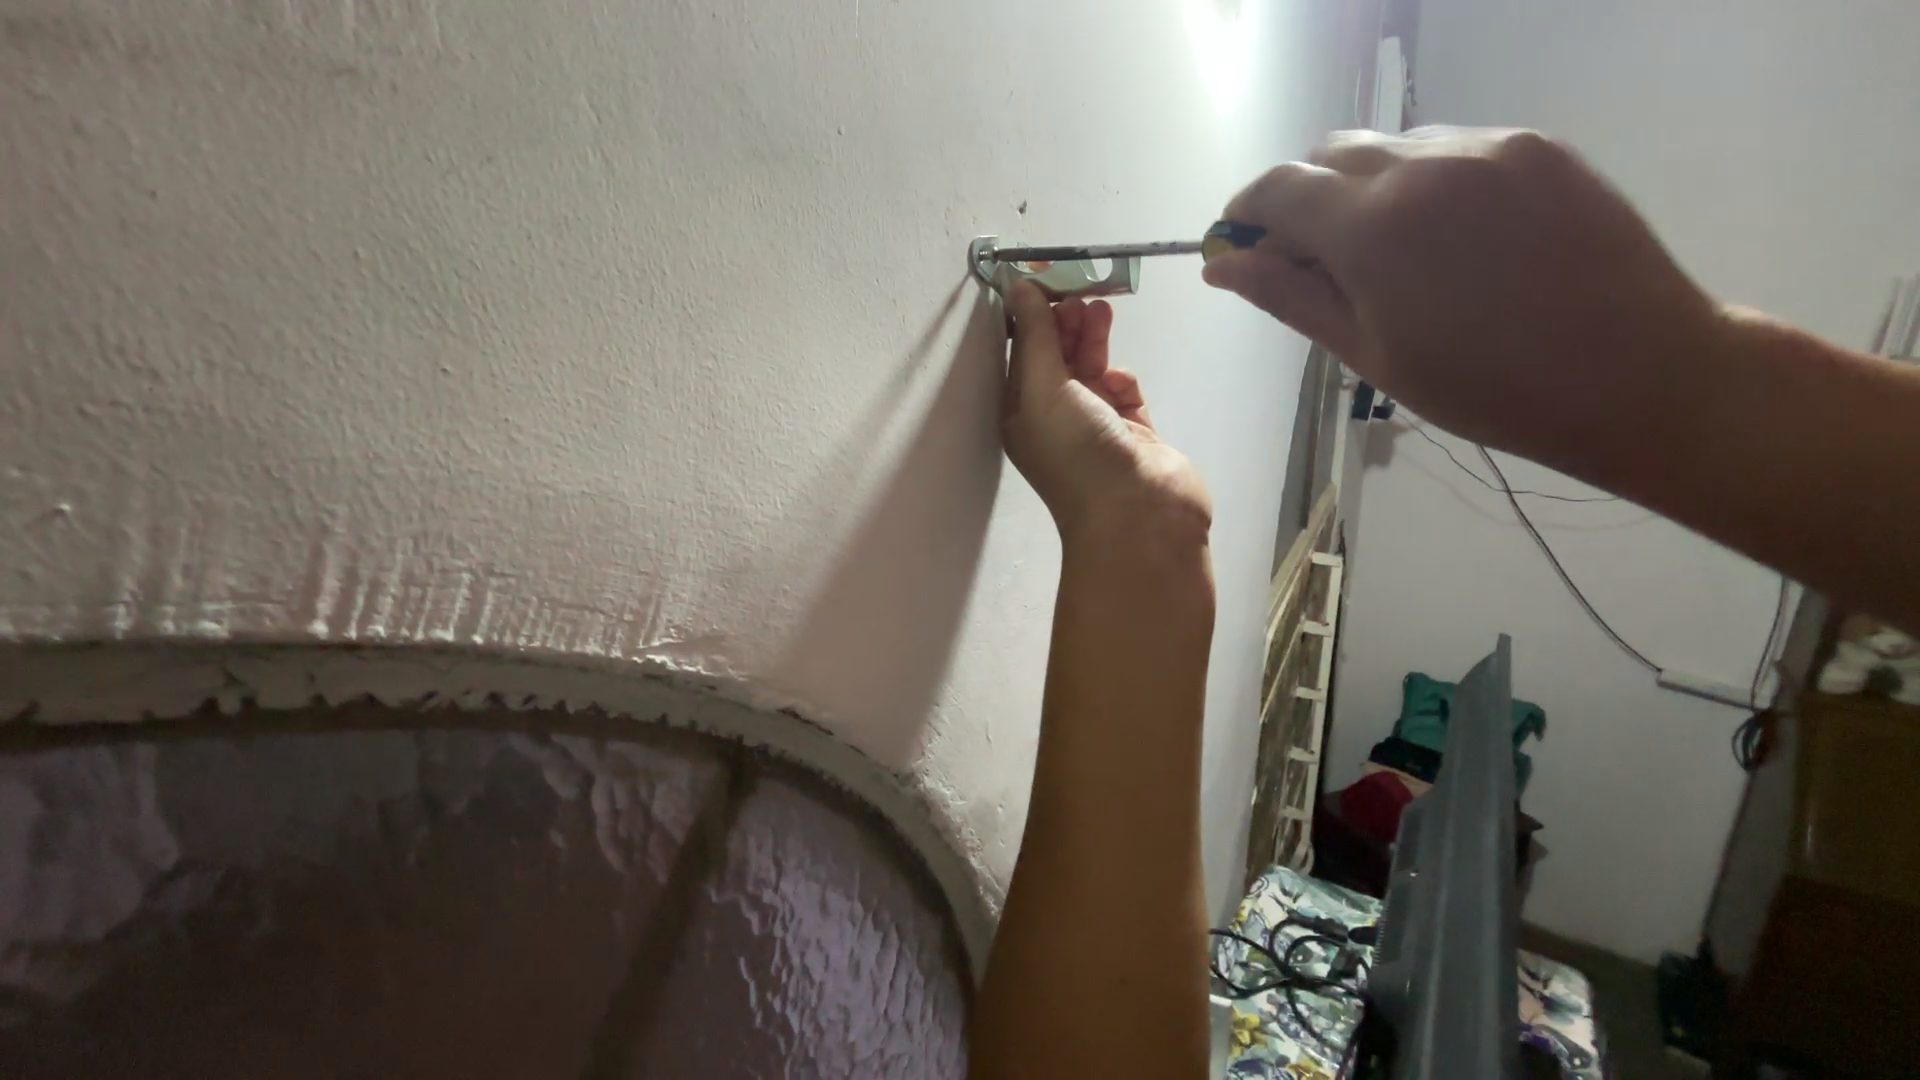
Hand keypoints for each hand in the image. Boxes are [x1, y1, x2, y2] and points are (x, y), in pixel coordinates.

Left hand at [1001, 281, 1210, 547]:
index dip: (1031, 319)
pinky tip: (1120, 378)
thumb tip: (1018, 288)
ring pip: (1091, 371)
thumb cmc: (1078, 451)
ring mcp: (1097, 428)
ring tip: (1100, 307)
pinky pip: (1124, 394)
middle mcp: (1056, 421)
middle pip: (1056, 360)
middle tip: (1078, 291)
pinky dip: (1122, 380)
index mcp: (1023, 416)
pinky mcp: (1134, 434)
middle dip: (1064, 324)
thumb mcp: (1043, 389)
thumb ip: (1036, 336)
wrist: (1138, 515)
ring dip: (1092, 340)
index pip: (1021, 358)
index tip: (1045, 281)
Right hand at [1202, 126, 1729, 471]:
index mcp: (1373, 226)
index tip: (1237, 243)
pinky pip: (1447, 148)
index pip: (1278, 188)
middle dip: (1301, 197)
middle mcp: (1424, 163)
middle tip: (1310, 260)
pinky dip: (1417, 182)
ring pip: (1388, 147)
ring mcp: (1486, 145)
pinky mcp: (1534, 145)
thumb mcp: (1365, 351)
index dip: (1245, 211)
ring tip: (1387, 255)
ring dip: (1360, 189)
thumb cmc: (1482, 385)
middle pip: (1328, 153)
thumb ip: (1287, 296)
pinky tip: (1444, 240)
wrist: (1635, 370)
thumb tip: (1221, 266)